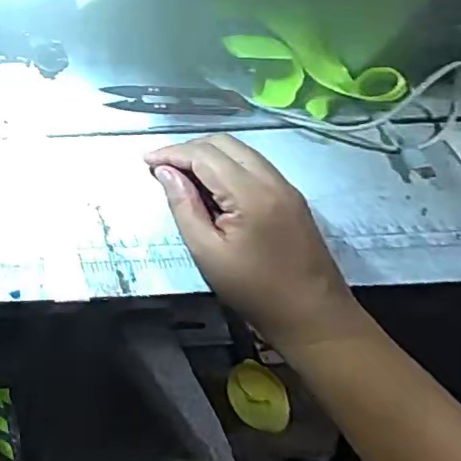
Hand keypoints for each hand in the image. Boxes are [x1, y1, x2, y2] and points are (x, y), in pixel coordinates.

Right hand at [146, 134, 366, 350]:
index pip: (205, 155)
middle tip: (163, 167)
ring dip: (209, 155)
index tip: (147, 160)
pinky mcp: (291, 197)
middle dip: (190, 149)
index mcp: (251, 194)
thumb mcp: (207, 253)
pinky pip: (254, 166)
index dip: (172, 153)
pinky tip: (212, 187)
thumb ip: (184, 206)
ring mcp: (285, 187)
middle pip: (224, 143)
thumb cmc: (254, 291)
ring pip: (241, 151)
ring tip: (182, 175)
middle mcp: (272, 180)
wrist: (314, 317)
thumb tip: (165, 172)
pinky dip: (228, 166)